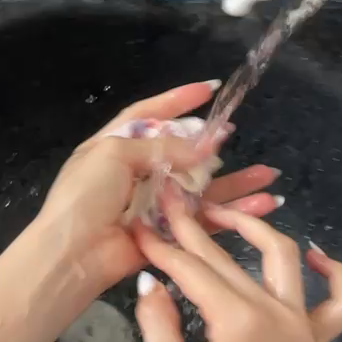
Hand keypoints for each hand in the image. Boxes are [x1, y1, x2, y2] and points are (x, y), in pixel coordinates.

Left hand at [25, 80, 281, 293]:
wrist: (73, 252)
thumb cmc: (85, 195)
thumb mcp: (114, 154)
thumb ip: (160, 147)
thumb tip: (204, 145)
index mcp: (112, 147)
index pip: (146, 115)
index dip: (175, 101)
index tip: (208, 89)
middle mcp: (133, 173)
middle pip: (178, 153)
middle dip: (208, 145)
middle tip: (234, 135)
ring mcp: (151, 205)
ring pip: (200, 188)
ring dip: (234, 182)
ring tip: (269, 174)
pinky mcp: (167, 234)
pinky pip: (206, 220)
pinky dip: (235, 212)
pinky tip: (265, 203)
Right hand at [132, 195, 341, 341]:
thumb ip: (159, 329)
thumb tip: (150, 282)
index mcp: (237, 323)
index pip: (190, 269)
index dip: (159, 246)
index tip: (136, 224)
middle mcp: (273, 313)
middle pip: (225, 256)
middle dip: (192, 225)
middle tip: (167, 198)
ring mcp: (299, 325)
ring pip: (282, 257)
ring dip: (251, 226)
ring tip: (220, 211)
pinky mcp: (313, 341)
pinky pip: (340, 302)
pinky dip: (334, 273)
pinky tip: (316, 256)